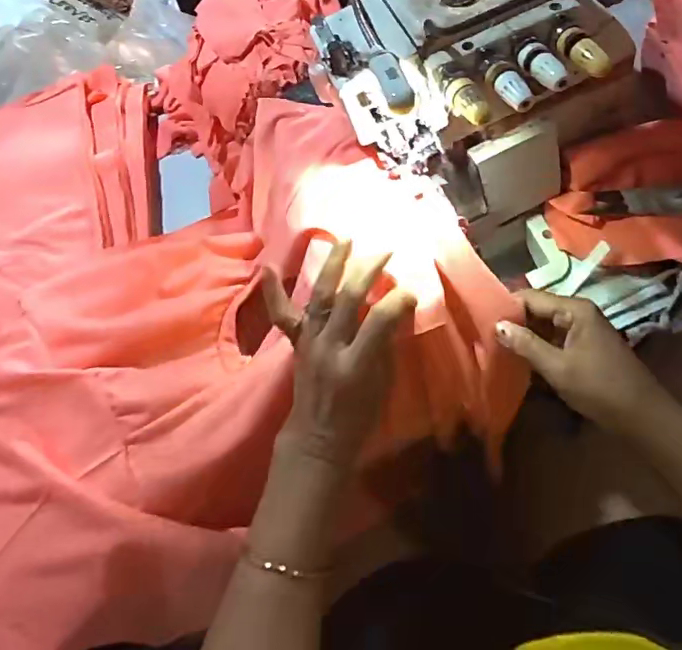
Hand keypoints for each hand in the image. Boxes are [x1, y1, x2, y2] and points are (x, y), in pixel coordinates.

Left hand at [262, 241, 413, 471]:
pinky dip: (275, 291)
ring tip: (346, 240)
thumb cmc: (359, 417)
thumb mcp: (384, 384)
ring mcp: (310, 344)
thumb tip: (398, 305)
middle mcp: (329, 348)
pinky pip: (284, 315)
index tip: (410, 291)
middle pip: (348, 299)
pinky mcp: (298, 343)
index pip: (379, 320)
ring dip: (334, 265)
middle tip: (385, 253)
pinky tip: (270, 267)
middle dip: (369, 271)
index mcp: (356, 365)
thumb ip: (388, 343)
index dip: (398, 300)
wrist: (317, 441)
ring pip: (321, 296)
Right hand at [495, 289, 678, 438]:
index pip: (532, 297)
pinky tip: (521, 359)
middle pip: (539, 309)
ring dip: (526, 336)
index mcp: (575, 309)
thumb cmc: (600, 389)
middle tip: (485, 334)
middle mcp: (580, 312)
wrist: (643, 417)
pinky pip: (556, 339)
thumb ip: (527, 345)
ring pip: (546, 326)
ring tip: (497, 346)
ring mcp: (584, 329)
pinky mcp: (585, 347)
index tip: (481, 317)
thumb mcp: (558, 368)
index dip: (507, 305)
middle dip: (515, 321)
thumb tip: (497, 325)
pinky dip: (539, 347)